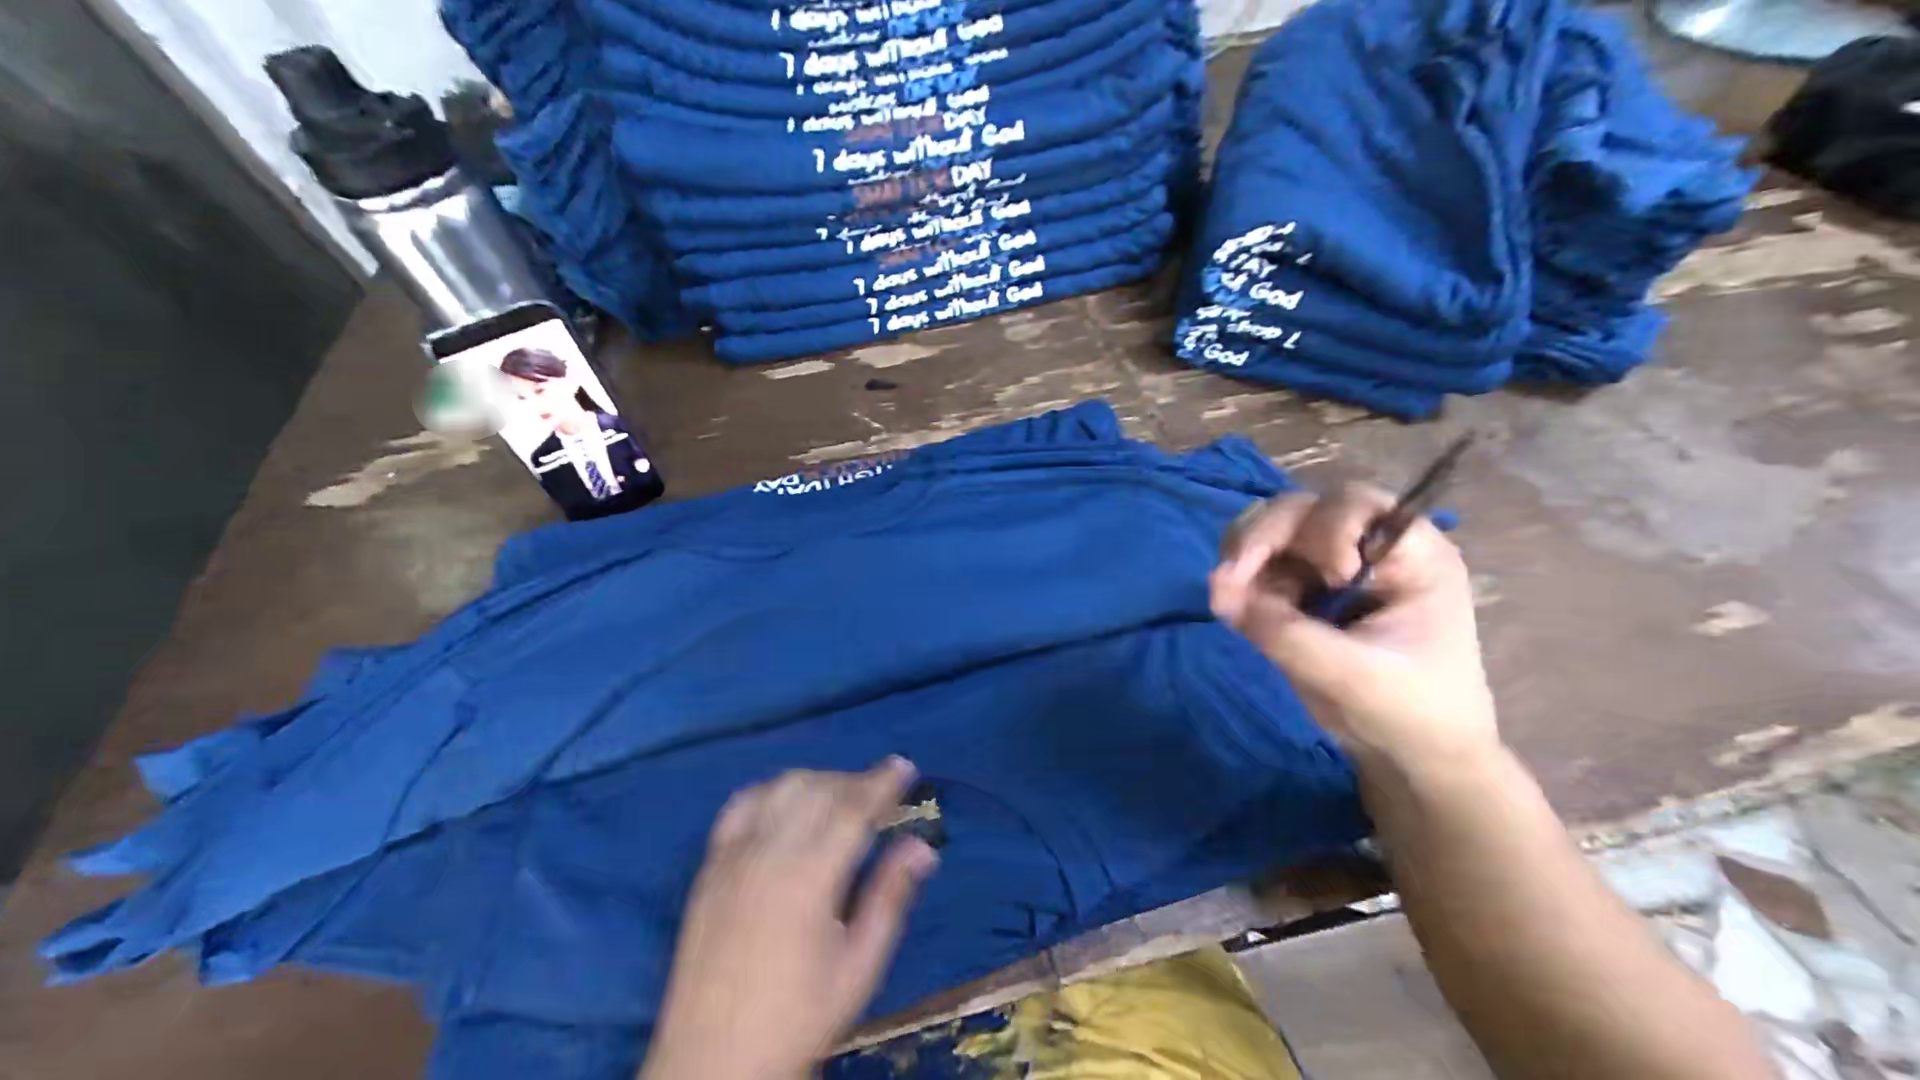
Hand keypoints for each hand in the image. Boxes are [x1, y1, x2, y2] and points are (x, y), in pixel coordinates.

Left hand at [641, 758, 938, 1079]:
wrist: (713, 1063)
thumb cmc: (798, 1018)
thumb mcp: (859, 967)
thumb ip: (890, 897)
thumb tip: (922, 846)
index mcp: (808, 879)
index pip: (852, 809)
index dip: (882, 783)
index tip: (905, 766)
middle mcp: (767, 854)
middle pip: (818, 789)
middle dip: (855, 780)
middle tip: (881, 793)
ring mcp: (732, 857)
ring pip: (780, 788)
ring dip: (817, 781)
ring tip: (841, 797)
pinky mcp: (709, 867)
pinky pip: (740, 806)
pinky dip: (771, 792)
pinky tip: (787, 804)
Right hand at [1209, 484, 1498, 769]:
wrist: (1409, 756)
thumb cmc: (1409, 713)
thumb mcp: (1355, 677)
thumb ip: (1288, 634)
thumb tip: (1219, 592)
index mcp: (1410, 555)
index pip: (1356, 504)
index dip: (1328, 529)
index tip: (1332, 578)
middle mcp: (1364, 548)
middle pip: (1300, 510)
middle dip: (1262, 538)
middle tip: (1230, 577)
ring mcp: (1324, 567)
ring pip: (1268, 532)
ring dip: (1241, 555)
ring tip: (1227, 595)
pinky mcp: (1296, 590)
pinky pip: (1255, 566)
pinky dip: (1236, 580)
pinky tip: (1230, 606)